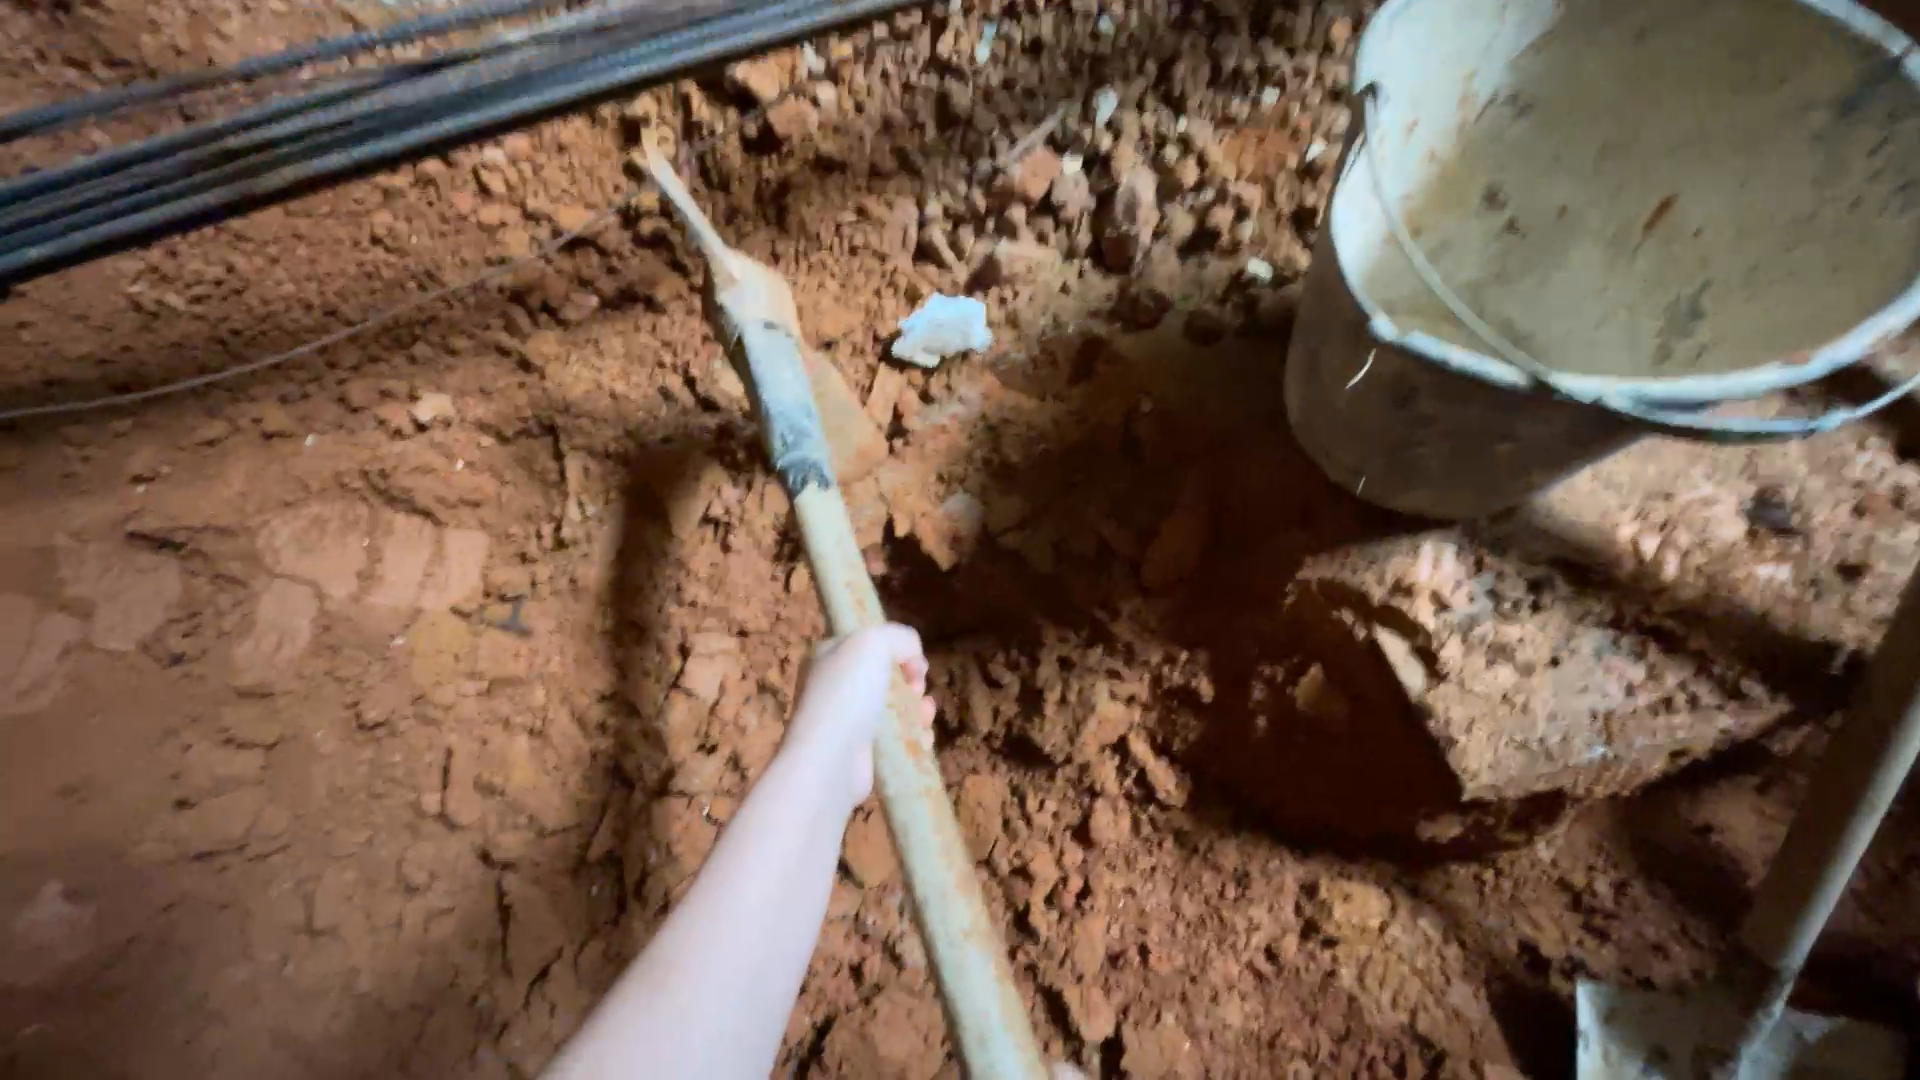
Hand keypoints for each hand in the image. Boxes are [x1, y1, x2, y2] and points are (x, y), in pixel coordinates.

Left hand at [781, 623, 933, 809]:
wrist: (831, 759)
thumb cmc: (848, 692)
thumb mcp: (874, 642)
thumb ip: (900, 637)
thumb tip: (914, 659)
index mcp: (828, 655)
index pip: (869, 642)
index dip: (896, 647)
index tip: (912, 660)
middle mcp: (834, 686)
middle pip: (886, 675)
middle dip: (911, 680)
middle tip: (916, 688)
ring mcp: (846, 721)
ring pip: (894, 707)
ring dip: (917, 707)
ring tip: (925, 714)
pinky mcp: (861, 752)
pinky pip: (895, 737)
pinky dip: (913, 734)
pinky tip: (923, 736)